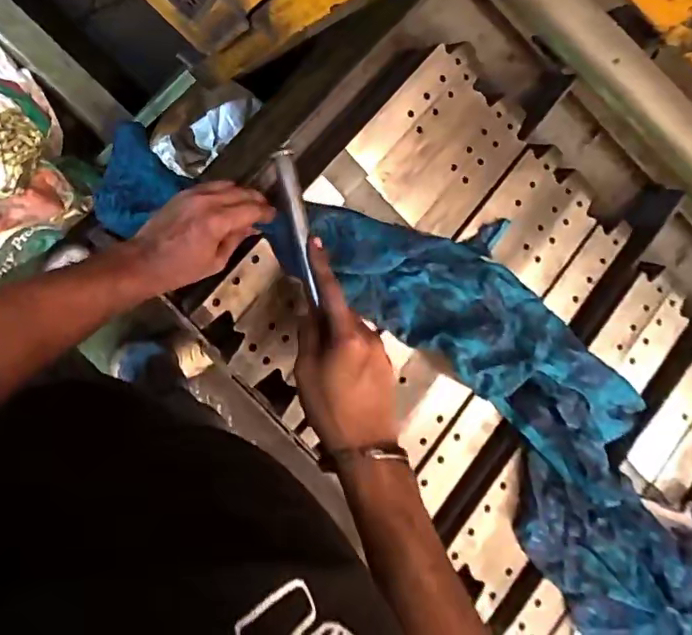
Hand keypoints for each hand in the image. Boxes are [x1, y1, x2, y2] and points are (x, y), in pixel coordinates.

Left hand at [126, 181, 274, 293]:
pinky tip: (227, 201)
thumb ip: (235, 240)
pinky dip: (224, 191)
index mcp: (216, 221)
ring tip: (249, 203)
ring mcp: (193, 194)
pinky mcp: (183, 193)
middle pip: (241, 192)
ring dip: (241, 192)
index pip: (250, 208)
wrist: (143, 260)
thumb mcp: (215, 262)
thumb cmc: (179, 269)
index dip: (266, 211)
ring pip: (226, 185)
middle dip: (257, 199)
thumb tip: (251, 227)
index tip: (274, 215)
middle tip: (265, 208)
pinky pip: (211, 186)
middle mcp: (207, 201)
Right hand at [294, 238, 398, 451]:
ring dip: (336, 333)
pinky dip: (347, 347)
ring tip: (322, 362)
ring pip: (351, 329)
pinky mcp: (385, 364)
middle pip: (341, 311)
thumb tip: (308, 307)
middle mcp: (368, 334)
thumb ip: (308, 333)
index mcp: (347, 333)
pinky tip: (339, 372)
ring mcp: (380, 349)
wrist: (368, 449)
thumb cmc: (329, 408)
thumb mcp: (306, 370)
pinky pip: (361, 344)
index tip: (316, 242)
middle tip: (307, 331)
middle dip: (324, 313)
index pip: (331, 291)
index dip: (321, 266)